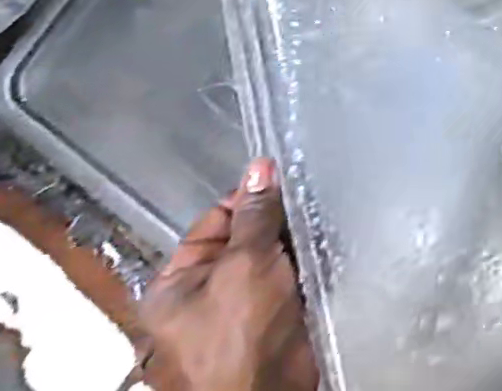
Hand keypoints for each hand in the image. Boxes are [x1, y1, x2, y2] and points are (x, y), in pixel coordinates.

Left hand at [139, 159, 319, 390]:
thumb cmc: (242, 335)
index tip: (280, 181)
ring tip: (318, 220)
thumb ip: (256, 213)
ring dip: (294, 239)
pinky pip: (289, 275)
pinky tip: (324, 242)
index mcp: (176, 284)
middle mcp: (203, 294)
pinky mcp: (273, 316)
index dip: (248, 198)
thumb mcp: (246, 263)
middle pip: (245, 234)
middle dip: (275, 220)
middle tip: (305, 201)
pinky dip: (305, 260)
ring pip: (271, 254)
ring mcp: (240, 307)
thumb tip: (260, 165)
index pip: (215, 218)